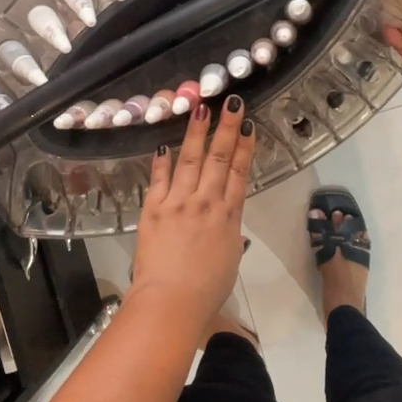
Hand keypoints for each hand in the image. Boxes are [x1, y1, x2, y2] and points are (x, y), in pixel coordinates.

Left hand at [129, 96, 256, 326]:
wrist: (172, 300)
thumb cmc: (207, 289)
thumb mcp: (229, 258)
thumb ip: (228, 235)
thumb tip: (226, 225)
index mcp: (229, 216)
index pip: (239, 173)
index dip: (244, 147)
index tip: (248, 125)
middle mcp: (206, 202)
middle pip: (219, 158)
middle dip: (226, 128)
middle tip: (231, 102)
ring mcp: (179, 202)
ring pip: (191, 159)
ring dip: (197, 132)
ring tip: (201, 108)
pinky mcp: (154, 209)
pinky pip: (159, 179)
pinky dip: (162, 161)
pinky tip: (163, 143)